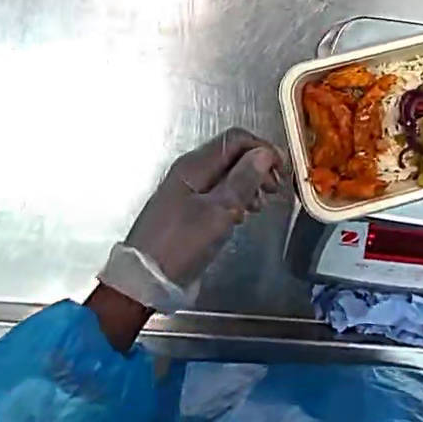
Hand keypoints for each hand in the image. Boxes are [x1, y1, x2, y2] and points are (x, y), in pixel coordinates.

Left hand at [97, 129, 286, 313]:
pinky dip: (234, 196)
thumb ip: (243, 180)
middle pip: (231, 153)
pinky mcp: (184, 206)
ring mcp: (185, 187)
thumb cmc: (181, 246)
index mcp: (195, 165)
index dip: (263, 149)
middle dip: (258, 166)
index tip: (281, 171)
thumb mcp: (219, 212)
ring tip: (259, 206)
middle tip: (274, 190)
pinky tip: (240, 215)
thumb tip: (264, 154)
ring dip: (248, 183)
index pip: (236, 139)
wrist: (141, 282)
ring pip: (225, 172)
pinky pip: (216, 189)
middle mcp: (189, 170)